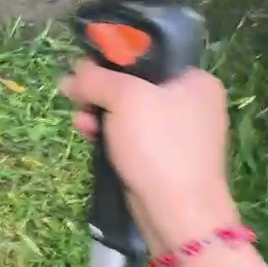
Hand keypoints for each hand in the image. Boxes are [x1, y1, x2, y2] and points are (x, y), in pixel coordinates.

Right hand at [60, 60, 237, 248]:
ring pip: (122, 107)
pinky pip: (124, 131)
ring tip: (81, 123)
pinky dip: (104, 130)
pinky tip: (88, 135)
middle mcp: (187, 101)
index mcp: (193, 80)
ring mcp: (173, 129)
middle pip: (128, 80)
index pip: (144, 53)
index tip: (85, 68)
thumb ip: (96, 77)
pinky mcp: (159, 153)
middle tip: (75, 95)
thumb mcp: (124, 97)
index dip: (110, 57)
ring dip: (95, 111)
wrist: (178, 213)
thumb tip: (73, 76)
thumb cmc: (159, 145)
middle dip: (97, 89)